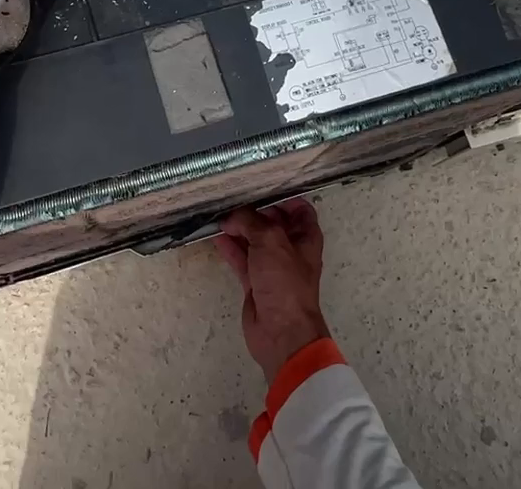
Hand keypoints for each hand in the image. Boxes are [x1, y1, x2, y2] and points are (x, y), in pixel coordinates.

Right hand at [216, 199, 332, 385]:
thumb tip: (231, 217)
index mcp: (306, 237)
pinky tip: (215, 235)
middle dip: (253, 211)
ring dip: (238, 228)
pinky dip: (229, 247)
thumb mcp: (270, 241)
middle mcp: (291, 249)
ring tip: (218, 214)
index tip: (260, 187)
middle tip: (232, 198)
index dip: (282, 197)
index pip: (299, 209)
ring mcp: (272, 267)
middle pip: (272, 223)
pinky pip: (241, 258)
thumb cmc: (285, 282)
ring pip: (254, 240)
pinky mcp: (255, 282)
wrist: (281, 332)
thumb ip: (250, 222)